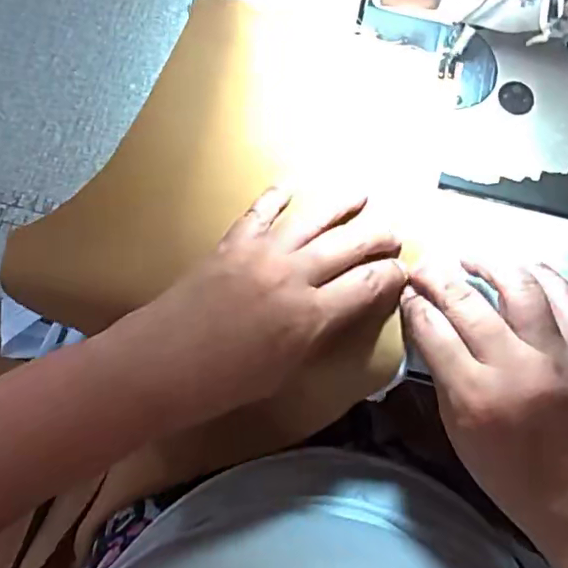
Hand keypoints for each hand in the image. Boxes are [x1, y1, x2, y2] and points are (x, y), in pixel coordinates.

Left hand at [116, 187, 406, 426]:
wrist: (164, 360)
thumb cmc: (225, 382)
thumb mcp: (285, 370)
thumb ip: (315, 334)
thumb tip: (333, 312)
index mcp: (311, 314)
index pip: (367, 285)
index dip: (392, 275)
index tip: (404, 270)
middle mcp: (293, 274)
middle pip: (349, 245)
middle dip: (378, 237)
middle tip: (394, 233)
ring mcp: (262, 252)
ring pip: (312, 217)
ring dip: (341, 204)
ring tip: (361, 195)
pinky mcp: (233, 241)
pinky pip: (262, 209)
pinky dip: (279, 194)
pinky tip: (294, 185)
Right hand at [403, 258, 567, 560]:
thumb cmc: (507, 472)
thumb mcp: (456, 428)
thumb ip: (441, 373)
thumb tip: (424, 324)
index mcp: (475, 394)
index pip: (432, 328)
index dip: (413, 303)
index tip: (405, 292)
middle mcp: (515, 367)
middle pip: (466, 301)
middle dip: (435, 276)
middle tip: (422, 269)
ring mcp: (556, 356)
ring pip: (519, 288)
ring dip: (489, 264)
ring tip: (468, 259)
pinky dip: (546, 277)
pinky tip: (525, 267)